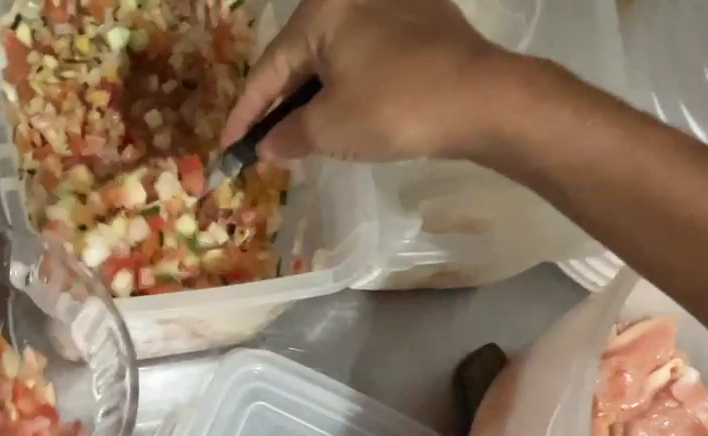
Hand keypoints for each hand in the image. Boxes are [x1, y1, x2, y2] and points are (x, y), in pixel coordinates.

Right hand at [220, 0, 513, 164]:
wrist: (482, 99)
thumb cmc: (394, 108)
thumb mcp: (328, 128)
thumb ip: (287, 135)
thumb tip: (267, 146)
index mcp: (323, 10)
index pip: (268, 68)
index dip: (244, 114)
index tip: (226, 148)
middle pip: (298, 56)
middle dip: (276, 103)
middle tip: (259, 143)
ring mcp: (390, 3)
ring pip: (331, 55)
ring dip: (310, 96)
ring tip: (295, 134)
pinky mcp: (419, 20)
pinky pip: (362, 54)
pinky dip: (343, 85)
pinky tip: (338, 112)